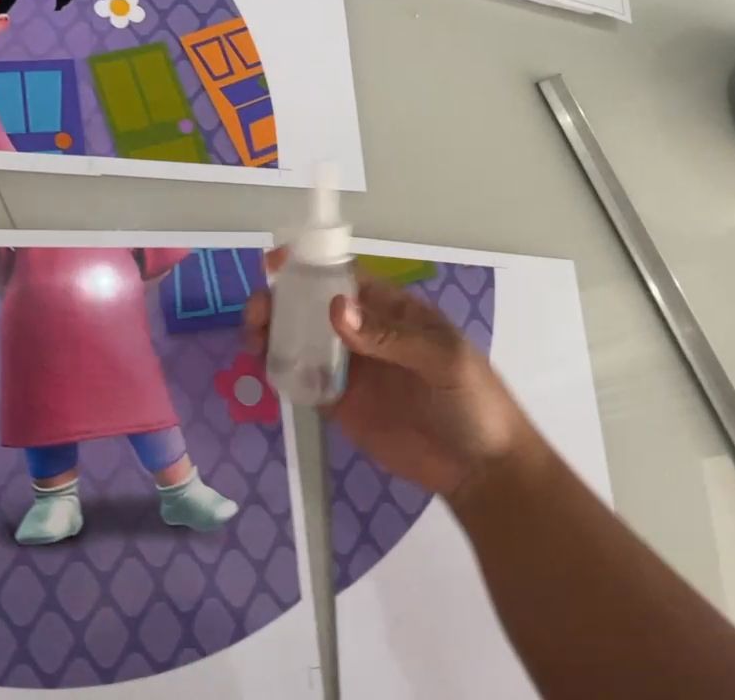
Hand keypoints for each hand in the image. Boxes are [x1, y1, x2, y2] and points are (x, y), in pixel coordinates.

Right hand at [243, 248, 533, 504]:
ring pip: (298, 339)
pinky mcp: (337, 402)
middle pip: (310, 306)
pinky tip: (267, 370)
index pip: (342, 278)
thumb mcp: (442, 360)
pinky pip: (301, 378)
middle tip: (257, 315)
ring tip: (253, 340)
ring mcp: (347, 367)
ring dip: (272, 333)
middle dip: (278, 302)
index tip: (273, 265)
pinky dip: (279, 370)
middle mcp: (362, 331)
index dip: (306, 267)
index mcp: (390, 309)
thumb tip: (335, 310)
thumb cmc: (473, 401)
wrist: (481, 470)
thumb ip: (389, 336)